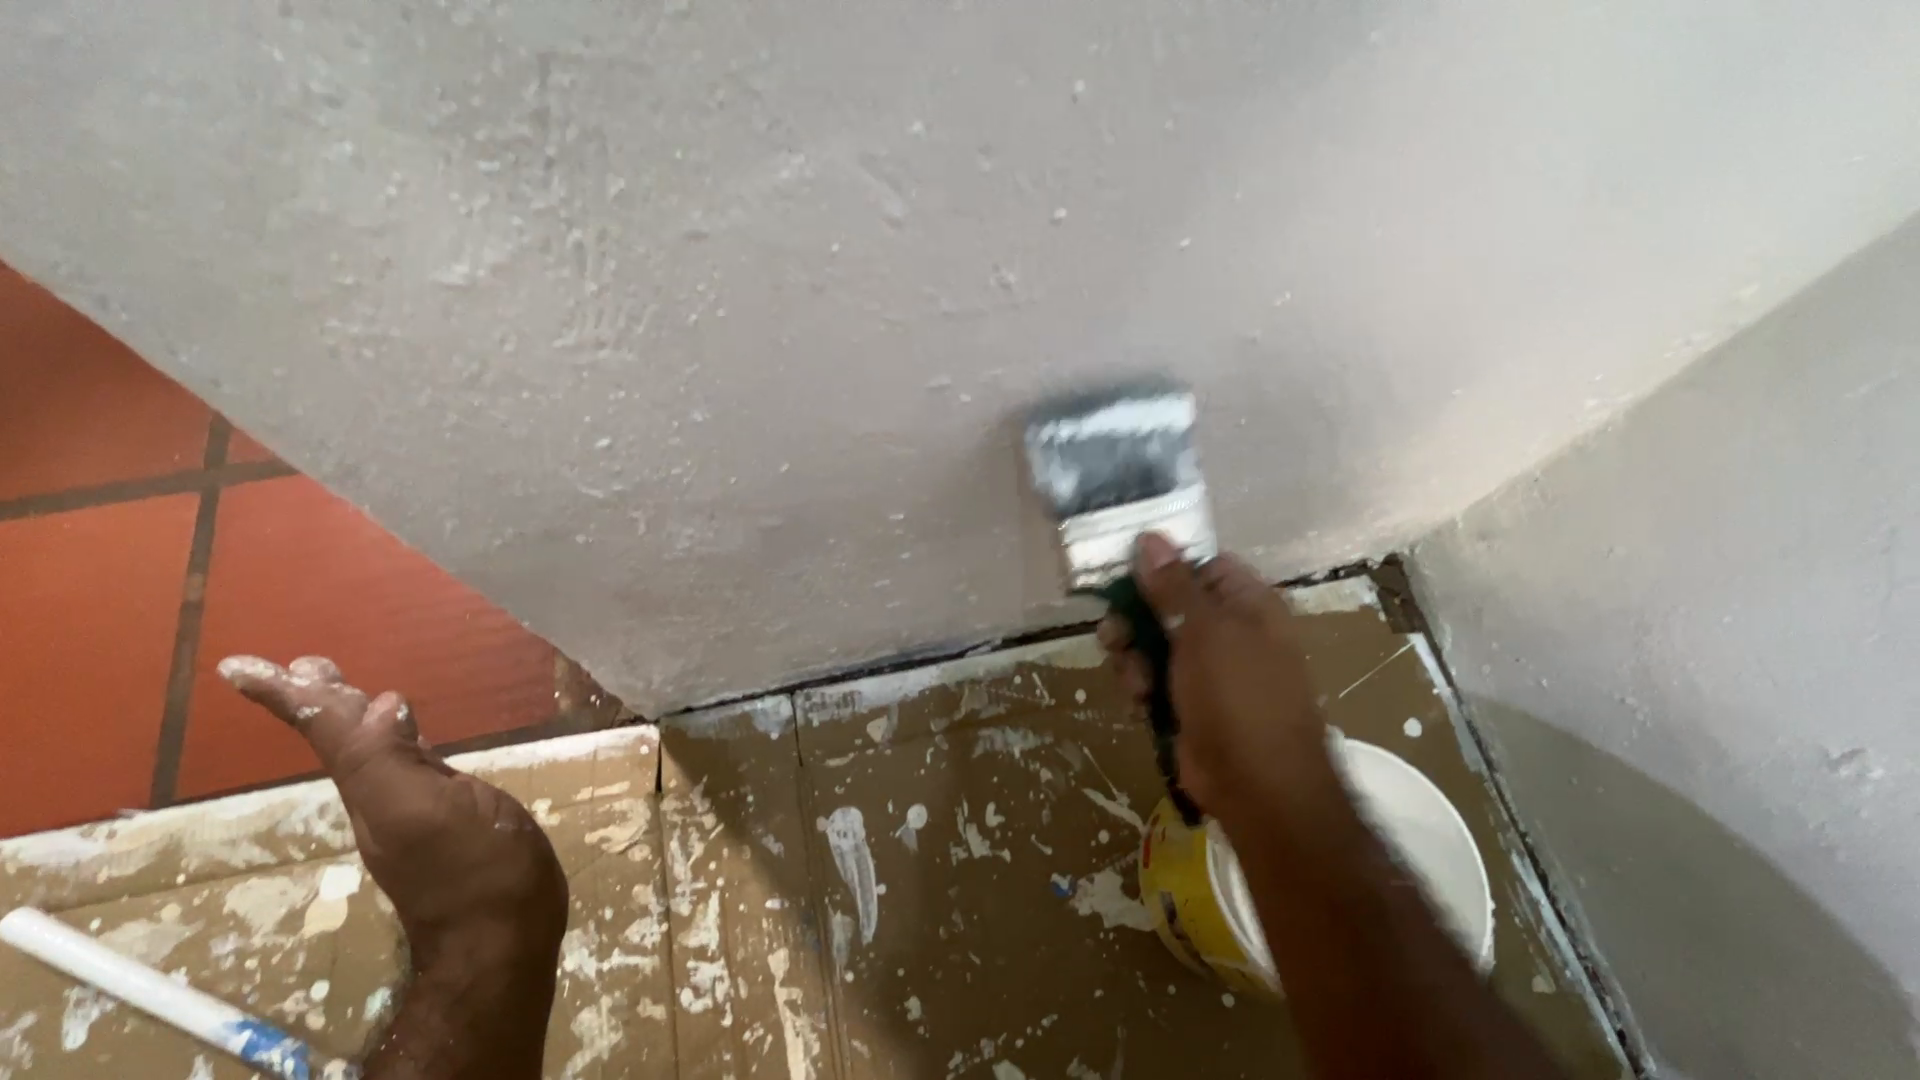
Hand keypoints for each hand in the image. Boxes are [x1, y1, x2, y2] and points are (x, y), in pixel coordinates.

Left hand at [216, 655, 568, 971]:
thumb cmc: (473, 870)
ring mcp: (418, 808)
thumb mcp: (426, 813)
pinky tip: (411, 732)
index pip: (326, 732)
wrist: (503, 933)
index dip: (289, 698)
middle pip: (344, 738)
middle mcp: (384, 794)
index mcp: (373, 788)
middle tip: (306, 663)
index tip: (240, 666)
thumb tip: (382, 703)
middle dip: (322, 699)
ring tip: (344, 684)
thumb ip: (392, 761)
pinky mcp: (452, 816)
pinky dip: (401, 739)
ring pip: (376, 750)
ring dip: (355, 715)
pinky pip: (411, 765)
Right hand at [1095, 533, 1331, 820]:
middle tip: (1114, 633)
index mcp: (1248, 604)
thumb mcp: (1206, 630)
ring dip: (1133, 657)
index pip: (1201, 565)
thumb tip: (1150, 537)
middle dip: (1136, 618)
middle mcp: (1230, 632)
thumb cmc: (1239, 696)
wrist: (1258, 786)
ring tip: (1135, 680)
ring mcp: (1208, 670)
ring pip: (1152, 643)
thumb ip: (1174, 584)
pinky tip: (1141, 701)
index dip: (1163, 565)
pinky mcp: (1188, 703)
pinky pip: (1152, 679)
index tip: (1123, 569)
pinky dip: (1141, 686)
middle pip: (1168, 604)